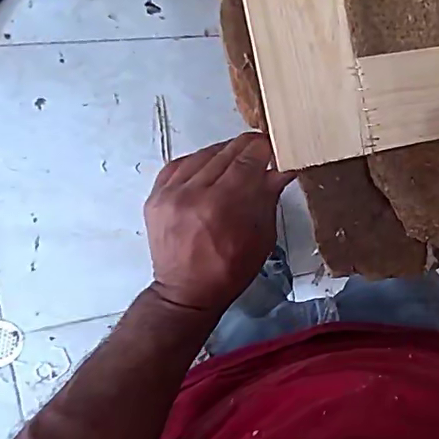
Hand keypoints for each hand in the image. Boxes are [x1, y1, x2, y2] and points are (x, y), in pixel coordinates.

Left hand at [144, 132, 295, 313]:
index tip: (274, 146)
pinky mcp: (155, 197)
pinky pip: (180, 164)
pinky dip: (199, 161)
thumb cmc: (230, 270)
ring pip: (203, 154)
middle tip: (261, 150)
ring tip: (238, 158)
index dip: (264, 148)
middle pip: (225, 153)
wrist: (186, 292)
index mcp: (222, 205)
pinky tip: (211, 165)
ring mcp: (169, 194)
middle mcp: (192, 194)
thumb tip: (283, 169)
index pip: (247, 159)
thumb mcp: (262, 235)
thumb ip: (269, 196)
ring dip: (224, 153)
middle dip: (247, 148)